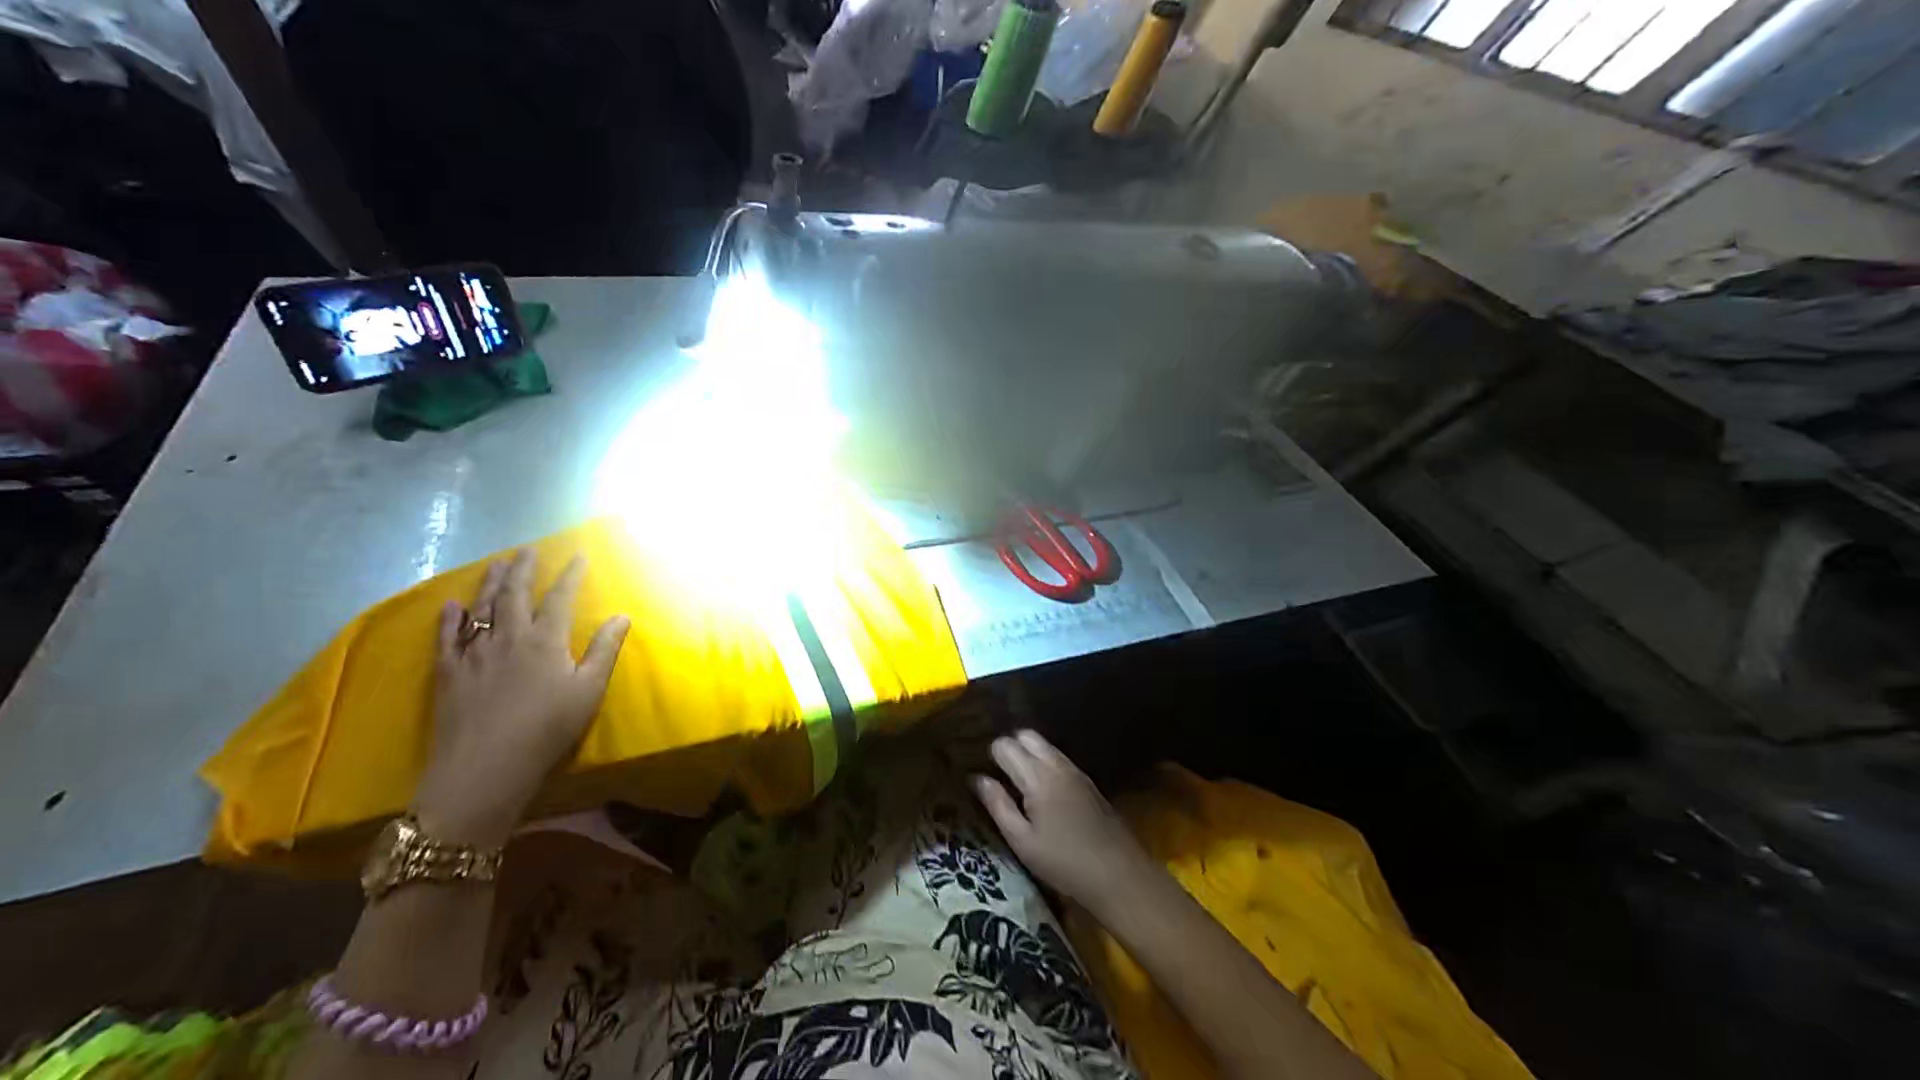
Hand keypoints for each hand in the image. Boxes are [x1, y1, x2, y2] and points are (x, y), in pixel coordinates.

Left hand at [411, 549, 629, 846]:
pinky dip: (449, 619)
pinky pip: (447, 638)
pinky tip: (451, 606)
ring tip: (496, 564)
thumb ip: (604, 650)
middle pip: (515, 595)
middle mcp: (508, 637)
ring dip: (490, 583)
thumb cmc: (547, 729)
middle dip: (523, 569)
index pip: (560, 598)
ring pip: (481, 609)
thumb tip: (622, 616)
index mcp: (545, 640)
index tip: (578, 555)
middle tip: (527, 550)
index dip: (570, 575)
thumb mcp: (588, 690)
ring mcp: (474, 654)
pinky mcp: (449, 674)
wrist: (485, 767)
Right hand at [973, 730, 1158, 908]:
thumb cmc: (1063, 861)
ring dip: (1029, 753)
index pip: (1005, 745)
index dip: (991, 756)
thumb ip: (998, 805)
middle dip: (1010, 747)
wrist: (1118, 872)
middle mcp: (1056, 764)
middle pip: (1027, 735)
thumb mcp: (1022, 841)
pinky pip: (1059, 758)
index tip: (985, 775)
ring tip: (1018, 782)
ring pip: (1045, 745)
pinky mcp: (1088, 781)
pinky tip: (1043, 791)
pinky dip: (1045, 762)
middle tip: (1001, 775)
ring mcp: (1075, 770)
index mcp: (1037, 776)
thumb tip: (978, 779)